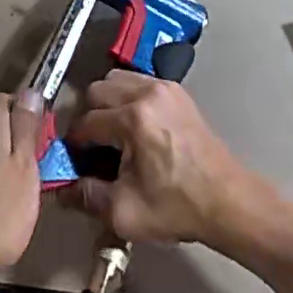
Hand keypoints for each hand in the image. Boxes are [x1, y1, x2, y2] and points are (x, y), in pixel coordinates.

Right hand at [60, 71, 268, 249]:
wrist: (229, 202)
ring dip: (107, 103)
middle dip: (88, 117)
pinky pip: (138, 82)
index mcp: (133, 119)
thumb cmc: (179, 207)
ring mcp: (164, 88)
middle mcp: (147, 94)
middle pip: (96, 91)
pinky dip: (128, 98)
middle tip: (92, 145)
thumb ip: (86, 196)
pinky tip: (133, 127)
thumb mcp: (124, 212)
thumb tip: (63, 189)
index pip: (85, 122)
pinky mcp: (177, 92)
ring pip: (116, 80)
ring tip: (112, 133)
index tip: (74, 159)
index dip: (74, 143)